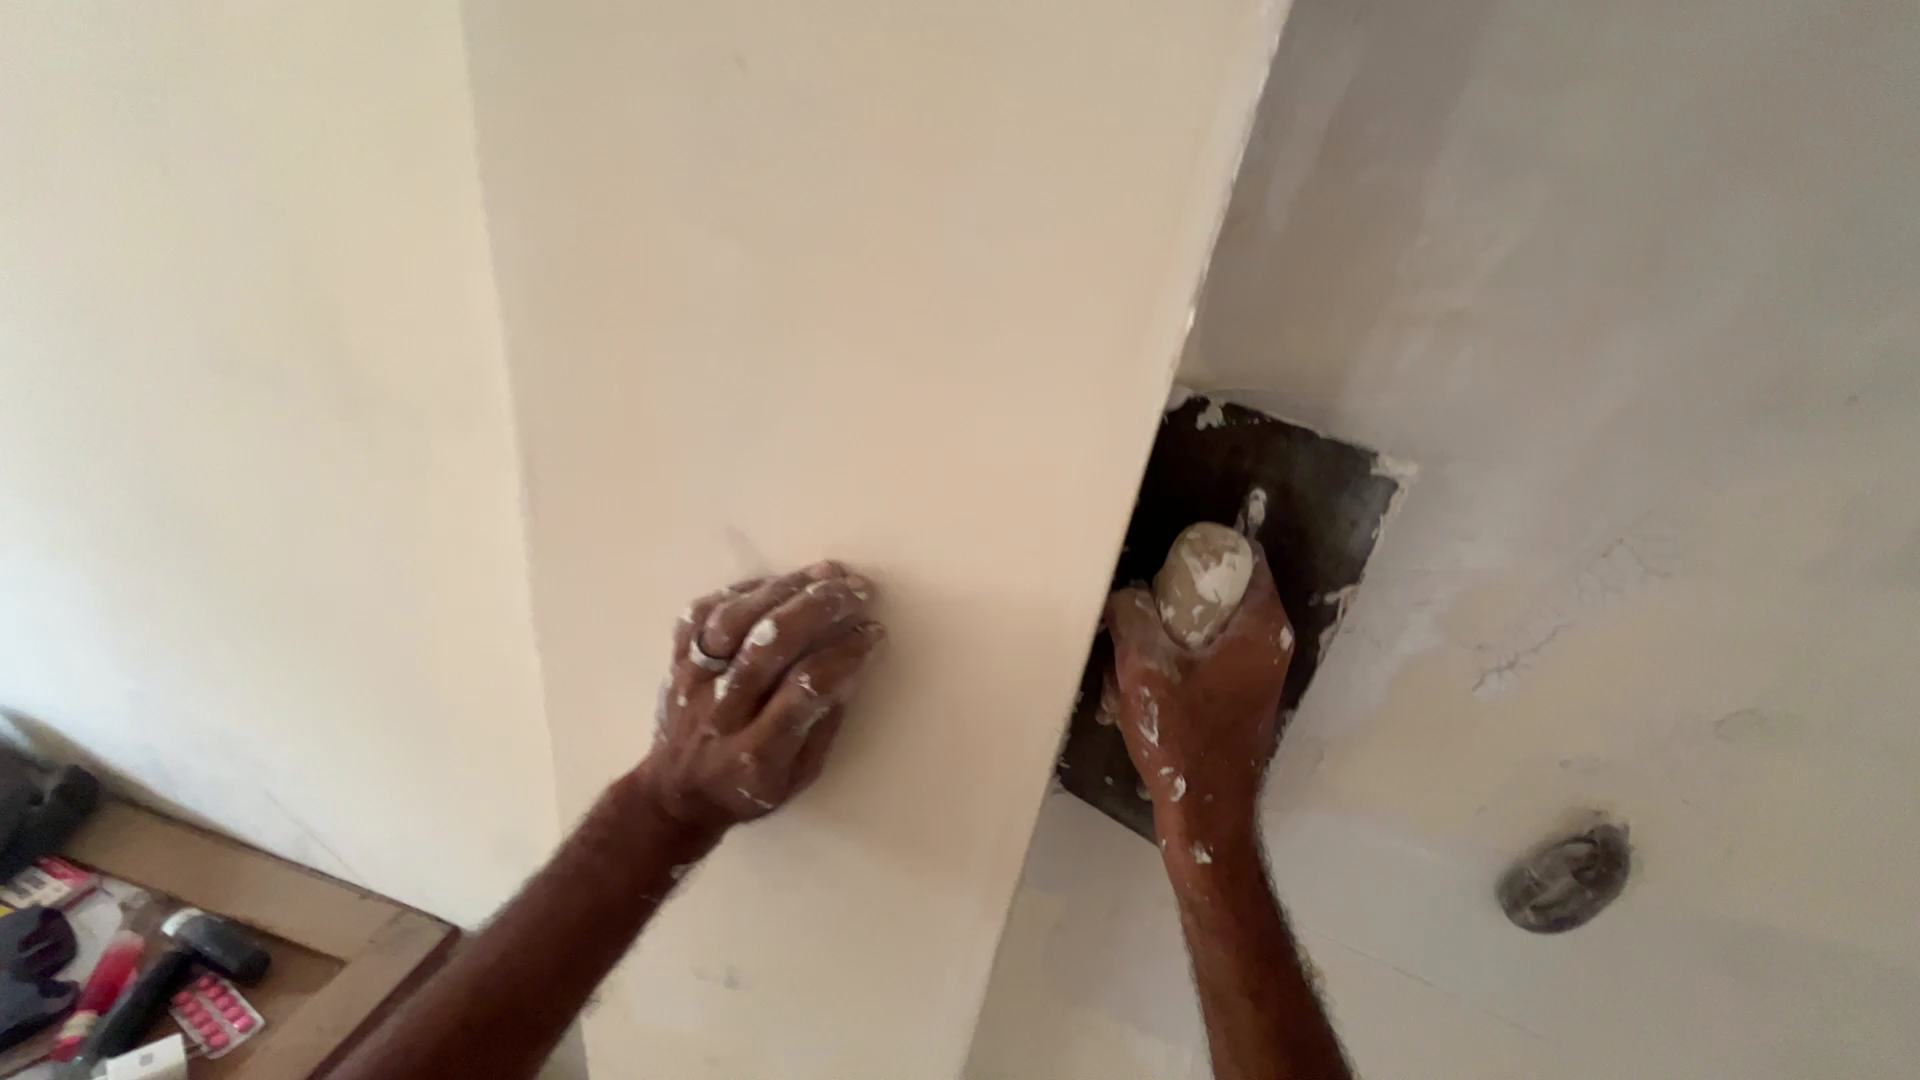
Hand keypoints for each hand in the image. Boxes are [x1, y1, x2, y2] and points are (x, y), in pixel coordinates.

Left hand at [637, 561, 885, 834]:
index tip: (874, 631)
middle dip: (818, 610)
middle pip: (767, 647)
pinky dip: (742, 591)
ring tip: (825, 574)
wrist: (673, 793)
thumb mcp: (800, 776)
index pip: (804, 690)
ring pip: (733, 622)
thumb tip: (854, 661)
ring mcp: (692, 682)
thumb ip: (826, 722)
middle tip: (857, 589)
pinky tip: (778, 582)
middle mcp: (720, 714)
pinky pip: (703, 612)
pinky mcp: (677, 658)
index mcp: (756, 755)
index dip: (844, 654)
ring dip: (784, 590)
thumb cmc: (749, 789)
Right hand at [1103, 541, 1293, 848]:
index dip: (1202, 549)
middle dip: (1169, 602)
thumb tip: (1126, 595)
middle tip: (1133, 620)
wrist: (1206, 813)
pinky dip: (1170, 665)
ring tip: (1126, 669)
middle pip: (1217, 592)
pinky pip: (1201, 658)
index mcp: (1261, 627)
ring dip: (1161, 640)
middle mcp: (1268, 643)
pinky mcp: (1238, 693)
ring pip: (1203, 628)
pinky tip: (1136, 692)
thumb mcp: (1144, 669)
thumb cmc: (1183, 738)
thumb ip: (1131, 616)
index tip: (1162, 560)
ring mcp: (1255, 670)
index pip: (1244, 556)